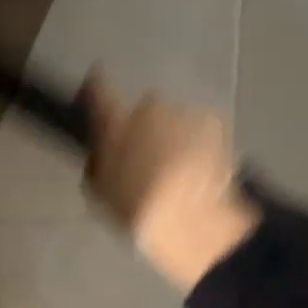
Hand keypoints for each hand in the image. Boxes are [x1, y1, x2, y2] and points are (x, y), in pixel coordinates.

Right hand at [82, 77, 258, 290]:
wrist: (194, 220)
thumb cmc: (139, 211)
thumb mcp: (101, 193)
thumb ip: (97, 161)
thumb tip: (99, 147)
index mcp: (117, 124)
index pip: (98, 91)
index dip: (94, 89)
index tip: (94, 87)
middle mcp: (150, 108)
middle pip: (143, 110)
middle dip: (144, 128)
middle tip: (145, 162)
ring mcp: (185, 112)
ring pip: (173, 119)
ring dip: (172, 136)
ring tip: (174, 171)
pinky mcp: (214, 122)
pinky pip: (198, 127)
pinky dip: (196, 142)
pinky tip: (196, 169)